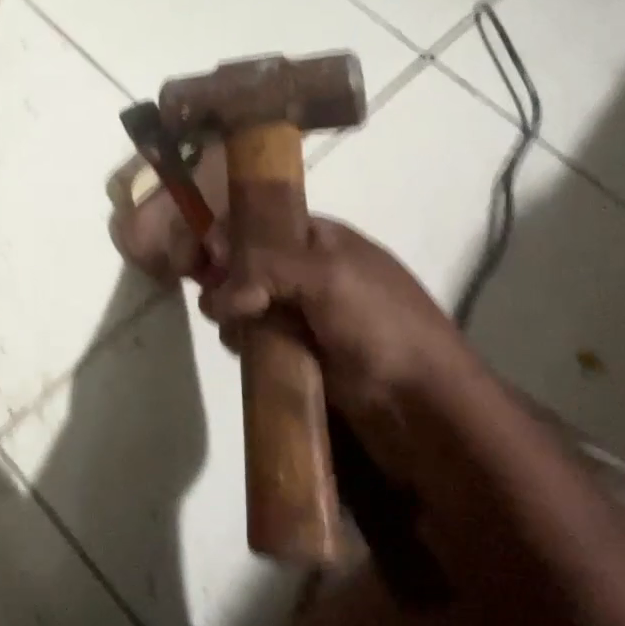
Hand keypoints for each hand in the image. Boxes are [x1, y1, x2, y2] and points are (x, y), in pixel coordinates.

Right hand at [200, 218, 469, 410]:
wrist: (422, 404)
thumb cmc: (380, 325)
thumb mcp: (326, 274)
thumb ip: (263, 264)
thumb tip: (215, 290)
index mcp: (318, 238)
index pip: (253, 220)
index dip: (222, 235)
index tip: (202, 260)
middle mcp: (304, 268)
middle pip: (237, 259)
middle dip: (220, 277)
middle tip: (221, 301)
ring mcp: (298, 311)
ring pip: (237, 299)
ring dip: (228, 313)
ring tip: (238, 331)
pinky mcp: (292, 349)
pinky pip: (248, 334)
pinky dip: (240, 339)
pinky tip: (247, 351)